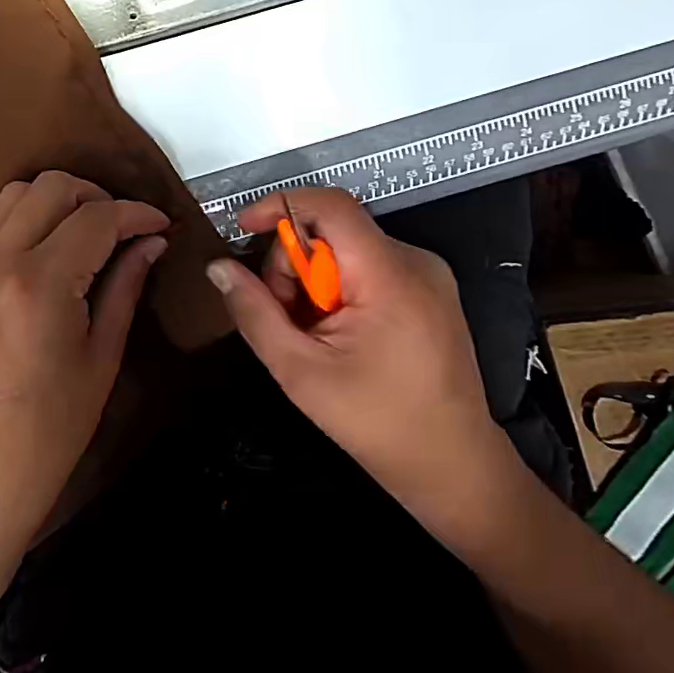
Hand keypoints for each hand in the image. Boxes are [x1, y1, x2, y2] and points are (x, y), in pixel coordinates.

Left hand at [0, 171, 167, 641]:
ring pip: (15, 193)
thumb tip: (151, 243)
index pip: (96, 217)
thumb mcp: (103, 357)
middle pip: (51, 187)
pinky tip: (53, 247)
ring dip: (58, 199)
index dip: (136, 213)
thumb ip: (126, 286)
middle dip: (97, 195)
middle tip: (125, 227)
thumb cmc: (50, 430)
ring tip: (89, 231)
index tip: (160, 224)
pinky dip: (28, 216)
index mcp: (40, 284)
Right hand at [204, 187, 514, 552]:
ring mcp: (427, 274)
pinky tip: (340, 334)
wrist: (454, 467)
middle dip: (294, 264)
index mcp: (389, 275)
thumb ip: (255, 313)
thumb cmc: (377, 424)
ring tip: (314, 334)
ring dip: (314, 280)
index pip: (330, 206)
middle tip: (283, 315)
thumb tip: (219, 267)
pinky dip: (340, 288)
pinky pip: (369, 267)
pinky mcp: (430, 290)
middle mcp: (414, 260)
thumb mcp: (300, 372)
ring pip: (348, 249)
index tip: (244, 229)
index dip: (281, 205)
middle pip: (333, 230)